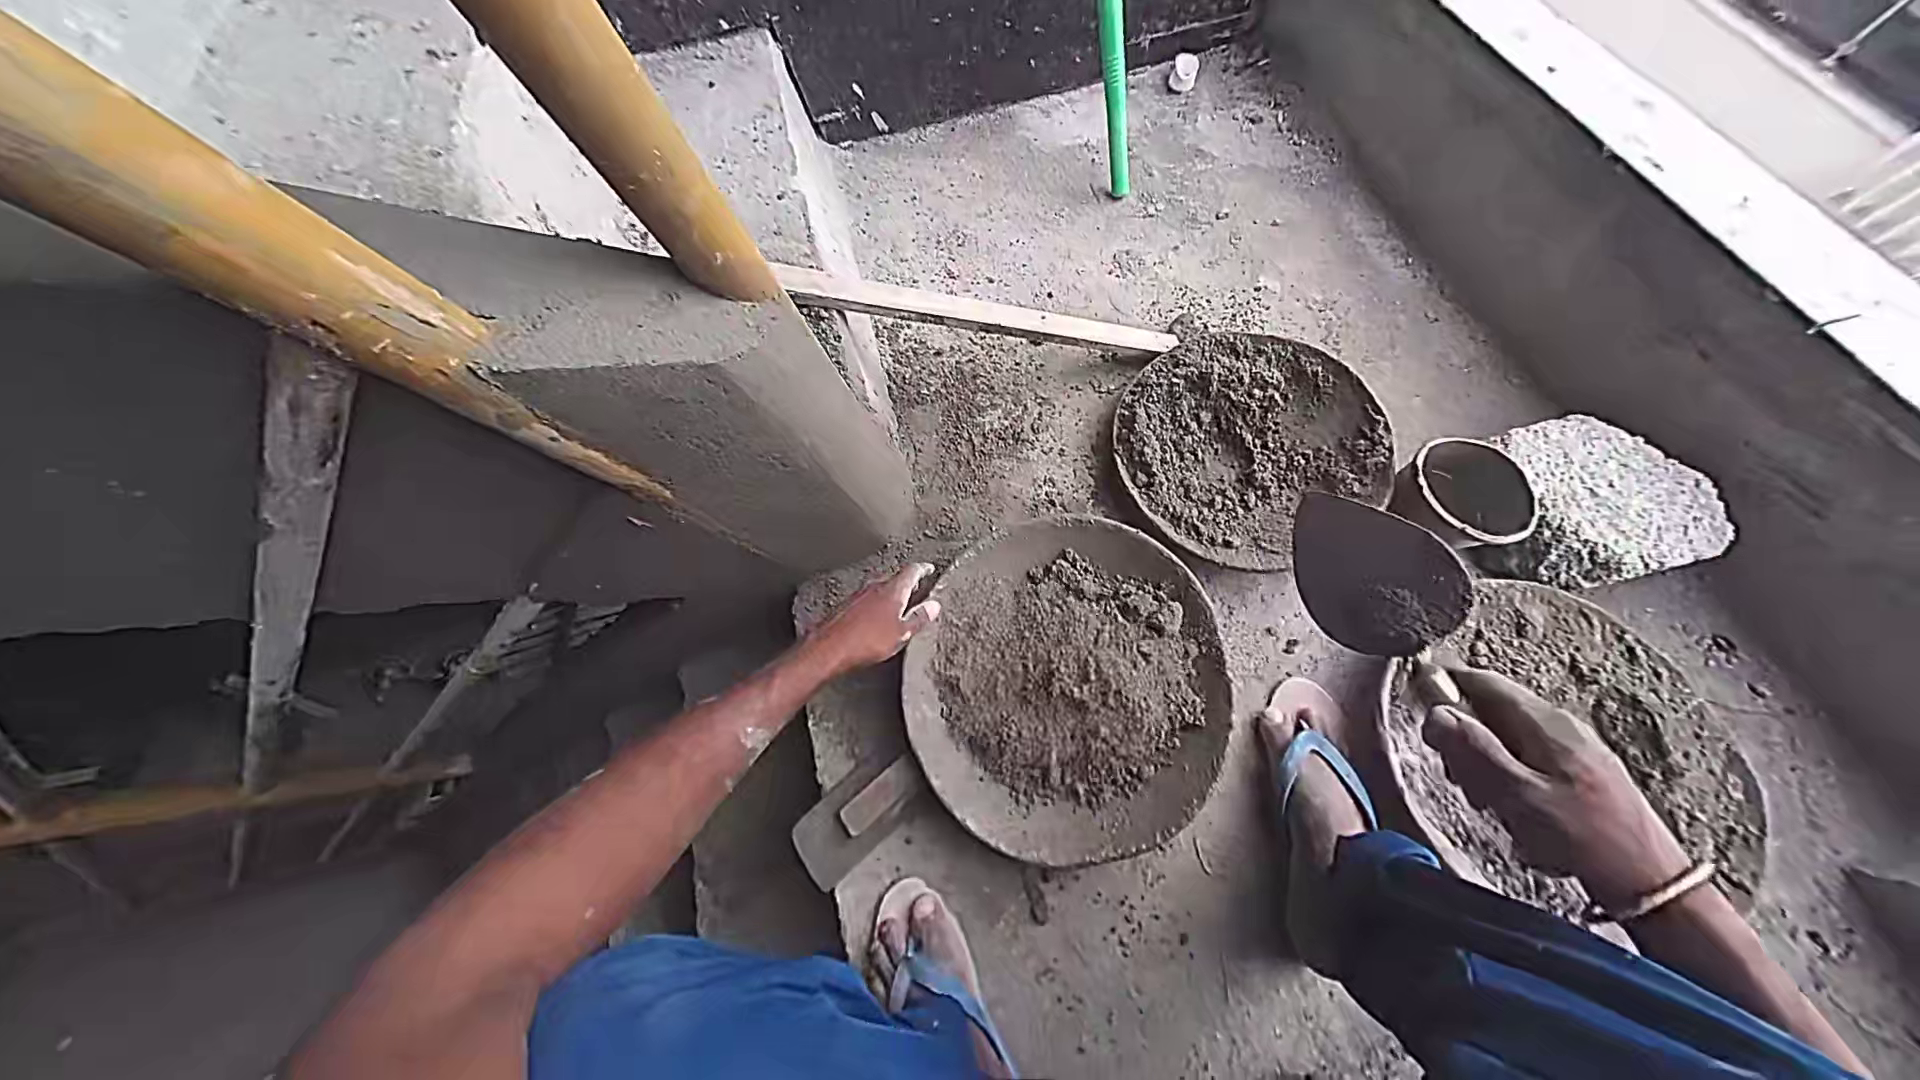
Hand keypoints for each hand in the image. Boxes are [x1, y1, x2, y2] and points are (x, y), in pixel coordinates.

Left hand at [805, 563, 941, 675]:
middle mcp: (874, 587)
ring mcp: (858, 595)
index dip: (923, 569)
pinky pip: (866, 599)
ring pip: (879, 587)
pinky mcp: (845, 606)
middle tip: (917, 585)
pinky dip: (875, 602)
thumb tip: (934, 606)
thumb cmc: (866, 641)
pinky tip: (875, 615)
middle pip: (895, 577)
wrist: (829, 649)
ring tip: (898, 601)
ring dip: (890, 592)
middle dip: (906, 581)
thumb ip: (919, 618)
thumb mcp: (902, 633)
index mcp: (892, 590)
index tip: (928, 568)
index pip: (912, 571)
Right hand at [1421, 668, 1691, 911]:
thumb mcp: (1519, 795)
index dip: (1442, 688)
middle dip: (1460, 736)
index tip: (1421, 715)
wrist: (1656, 888)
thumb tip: (1436, 711)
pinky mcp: (1577, 769)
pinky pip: (1520, 755)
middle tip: (1460, 776)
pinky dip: (1503, 774)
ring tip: (1489, 798)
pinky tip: (1511, 806)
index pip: (1479, 680)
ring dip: (1480, 760)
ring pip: (1500, 733)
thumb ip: (1473, 748)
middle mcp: (1559, 724)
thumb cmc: (1588, 841)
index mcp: (1545, 722)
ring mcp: (1571, 746)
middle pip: (1486, 708)